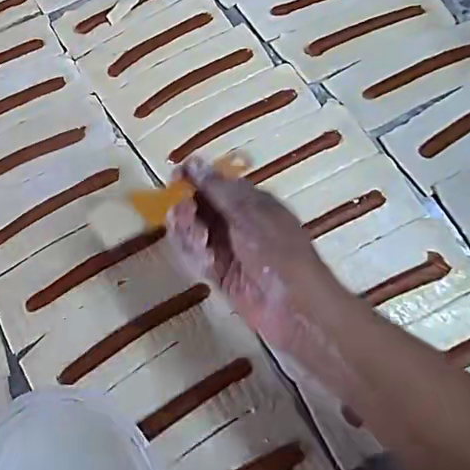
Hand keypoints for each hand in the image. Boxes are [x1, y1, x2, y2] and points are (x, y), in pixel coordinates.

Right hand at [166, 159, 357, 381]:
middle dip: (187, 210)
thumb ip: (217, 189)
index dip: (193, 178)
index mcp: (250, 200)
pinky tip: (207, 262)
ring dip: (189, 235)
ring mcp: (227, 249)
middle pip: (199, 207)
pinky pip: (196, 259)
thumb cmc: (277, 250)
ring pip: (193, 233)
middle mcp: (236, 221)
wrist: (295, 306)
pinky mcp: (220, 275)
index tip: (174, 178)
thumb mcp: (248, 214)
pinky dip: (196, 257)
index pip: (215, 182)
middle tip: (186, 216)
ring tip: (201, 244)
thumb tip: (194, 162)